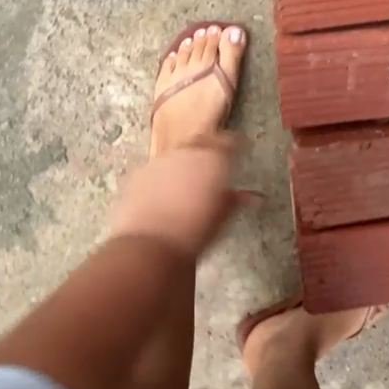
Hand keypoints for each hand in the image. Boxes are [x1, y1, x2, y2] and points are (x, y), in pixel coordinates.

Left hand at [106, 133, 239, 260]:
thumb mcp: (222, 218)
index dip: (235, 145)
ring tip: (187, 183)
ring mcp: (162, 160)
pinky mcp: (140, 172)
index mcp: (216, 159)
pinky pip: (157, 167)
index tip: (237, 151)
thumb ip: (235, 200)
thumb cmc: (192, 234)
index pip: (230, 141)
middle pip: (203, 141)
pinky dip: (163, 175)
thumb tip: (249, 196)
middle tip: (212, 165)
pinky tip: (163, 194)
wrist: (149, 247)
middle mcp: (189, 152)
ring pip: (179, 153)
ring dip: (185, 162)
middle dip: (209, 149)